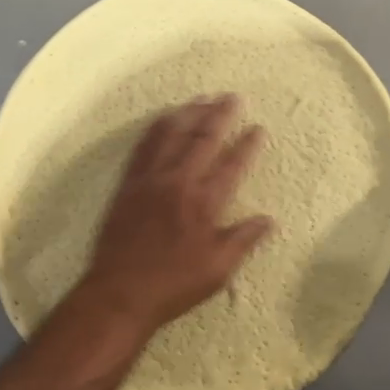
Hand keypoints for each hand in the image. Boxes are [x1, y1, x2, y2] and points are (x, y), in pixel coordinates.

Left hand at [80, 95, 272, 335]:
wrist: (119, 293)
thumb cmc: (174, 284)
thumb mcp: (218, 270)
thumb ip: (243, 240)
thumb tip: (269, 220)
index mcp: (204, 202)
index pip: (232, 165)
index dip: (247, 145)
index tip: (257, 128)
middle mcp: (179, 181)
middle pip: (203, 139)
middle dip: (220, 115)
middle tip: (232, 97)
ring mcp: (150, 179)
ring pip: (172, 135)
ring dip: (189, 113)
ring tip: (202, 97)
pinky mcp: (129, 183)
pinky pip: (144, 145)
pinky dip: (156, 127)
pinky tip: (164, 117)